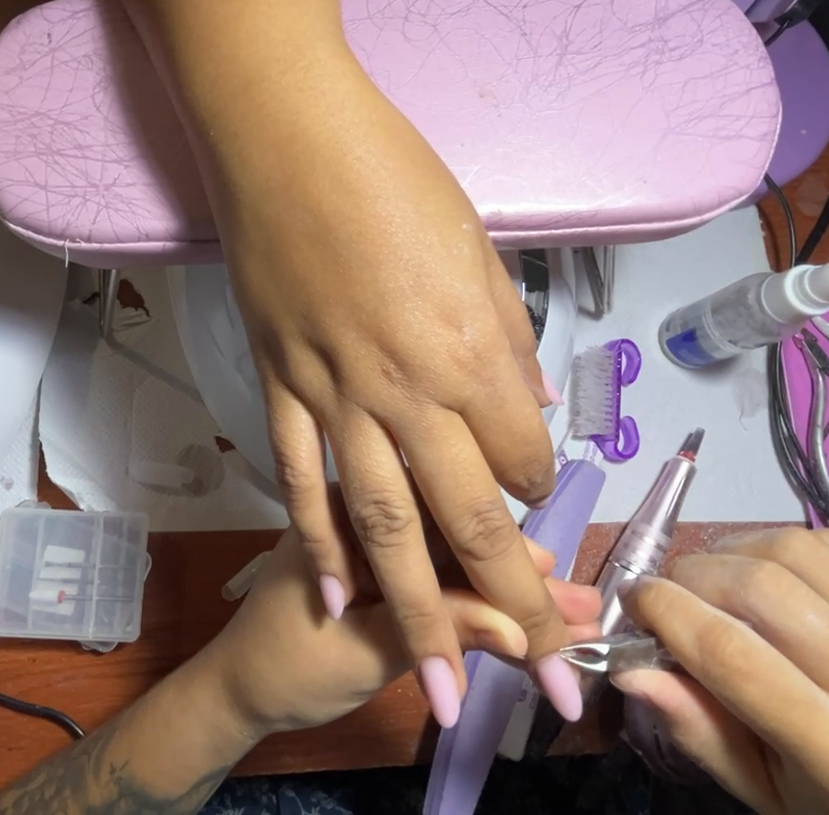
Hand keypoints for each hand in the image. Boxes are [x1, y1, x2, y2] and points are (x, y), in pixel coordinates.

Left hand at [195, 525, 603, 736]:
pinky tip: (528, 616)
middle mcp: (368, 512)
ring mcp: (379, 541)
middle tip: (586, 605)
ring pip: (457, 560)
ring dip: (512, 591)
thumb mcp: (364, 649)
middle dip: (522, 578)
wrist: (240, 690)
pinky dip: (483, 601)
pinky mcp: (388, 569)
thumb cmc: (289, 665)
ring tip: (578, 613)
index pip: (438, 523)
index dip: (502, 560)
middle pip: (457, 539)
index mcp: (350, 512)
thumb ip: (439, 630)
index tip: (559, 587)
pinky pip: (442, 578)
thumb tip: (521, 630)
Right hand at [207, 65, 570, 726]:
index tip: (540, 496)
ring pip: (381, 523)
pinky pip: (297, 479)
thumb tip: (528, 398)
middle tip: (550, 676)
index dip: (540, 482)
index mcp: (469, 348)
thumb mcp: (474, 245)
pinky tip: (331, 596)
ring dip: (415, 611)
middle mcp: (407, 390)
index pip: (522, 451)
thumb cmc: (391, 175)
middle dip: (513, 601)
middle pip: (467, 514)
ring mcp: (333, 396)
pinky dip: (315, 542)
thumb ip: (505, 334)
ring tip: (439, 687)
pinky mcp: (278, 386)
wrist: (286, 141)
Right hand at [617, 528, 828, 814]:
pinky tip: (771, 577)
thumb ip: (694, 727)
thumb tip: (628, 667)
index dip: (667, 612)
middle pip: (764, 587)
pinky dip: (782, 548)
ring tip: (717, 581)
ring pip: (797, 549)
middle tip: (668, 592)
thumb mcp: (758, 790)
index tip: (633, 600)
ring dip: (733, 552)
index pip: (735, 655)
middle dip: (692, 575)